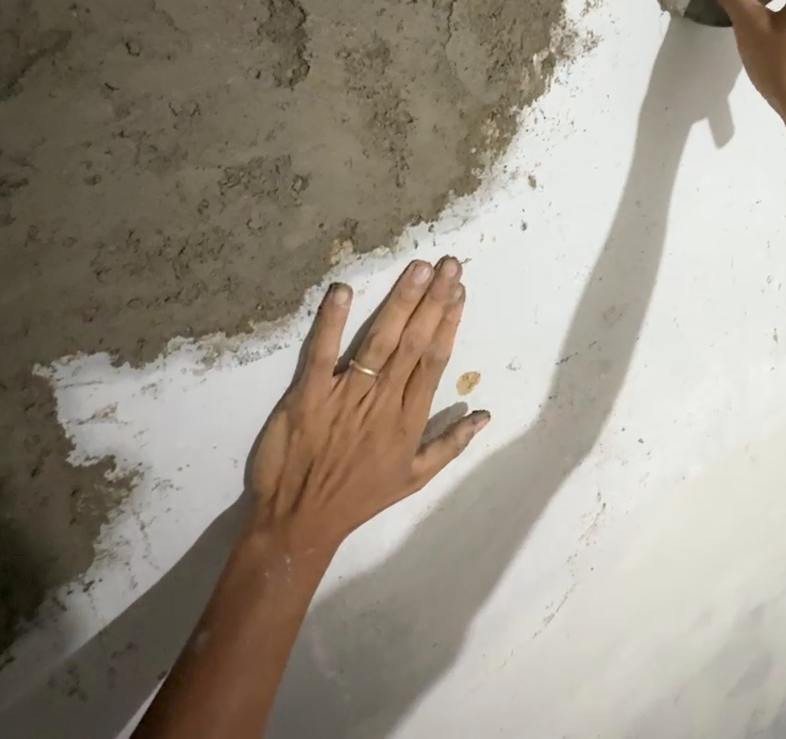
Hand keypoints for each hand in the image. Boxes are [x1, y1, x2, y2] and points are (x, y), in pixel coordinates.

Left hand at [246, 257, 487, 555]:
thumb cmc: (359, 497)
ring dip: (400, 302)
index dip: (448, 322)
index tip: (460, 291)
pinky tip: (343, 291)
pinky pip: (322, 353)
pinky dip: (332, 322)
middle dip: (434, 300)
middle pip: (413, 341)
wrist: (299, 521)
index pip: (434, 360)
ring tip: (418, 269)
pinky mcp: (307, 395)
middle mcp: (383, 401)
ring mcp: (345, 396)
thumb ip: (451, 444)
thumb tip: (485, 415)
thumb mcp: (414, 479)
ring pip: (379, 340)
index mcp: (409, 418)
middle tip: (449, 264)